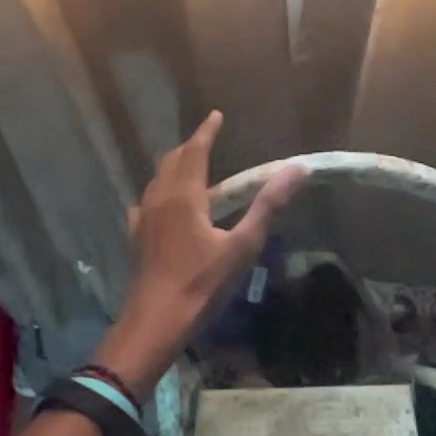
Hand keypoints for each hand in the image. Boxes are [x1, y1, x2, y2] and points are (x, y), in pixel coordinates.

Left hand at [96, 112, 306, 389]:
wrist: (157, 320)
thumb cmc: (203, 283)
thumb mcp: (243, 245)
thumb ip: (268, 205)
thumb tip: (297, 169)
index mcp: (184, 195)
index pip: (194, 150)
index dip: (206, 132)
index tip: (216, 116)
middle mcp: (159, 198)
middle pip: (171, 161)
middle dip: (190, 147)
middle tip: (207, 139)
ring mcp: (143, 218)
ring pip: (157, 180)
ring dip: (174, 167)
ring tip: (190, 166)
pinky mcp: (137, 237)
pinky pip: (148, 201)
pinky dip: (161, 191)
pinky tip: (165, 204)